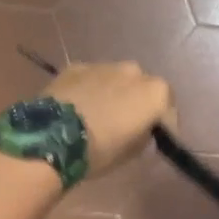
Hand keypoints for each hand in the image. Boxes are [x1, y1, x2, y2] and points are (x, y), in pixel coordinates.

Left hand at [42, 63, 173, 177]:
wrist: (50, 140)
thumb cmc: (99, 150)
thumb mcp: (131, 152)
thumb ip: (144, 135)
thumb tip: (141, 129)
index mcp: (156, 92)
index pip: (168, 108)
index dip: (163, 123)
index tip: (155, 137)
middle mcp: (136, 72)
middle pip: (143, 87)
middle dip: (137, 102)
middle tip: (124, 122)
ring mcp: (105, 66)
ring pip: (116, 79)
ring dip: (113, 92)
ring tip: (97, 113)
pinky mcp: (77, 67)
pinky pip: (90, 78)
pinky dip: (88, 89)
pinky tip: (76, 107)